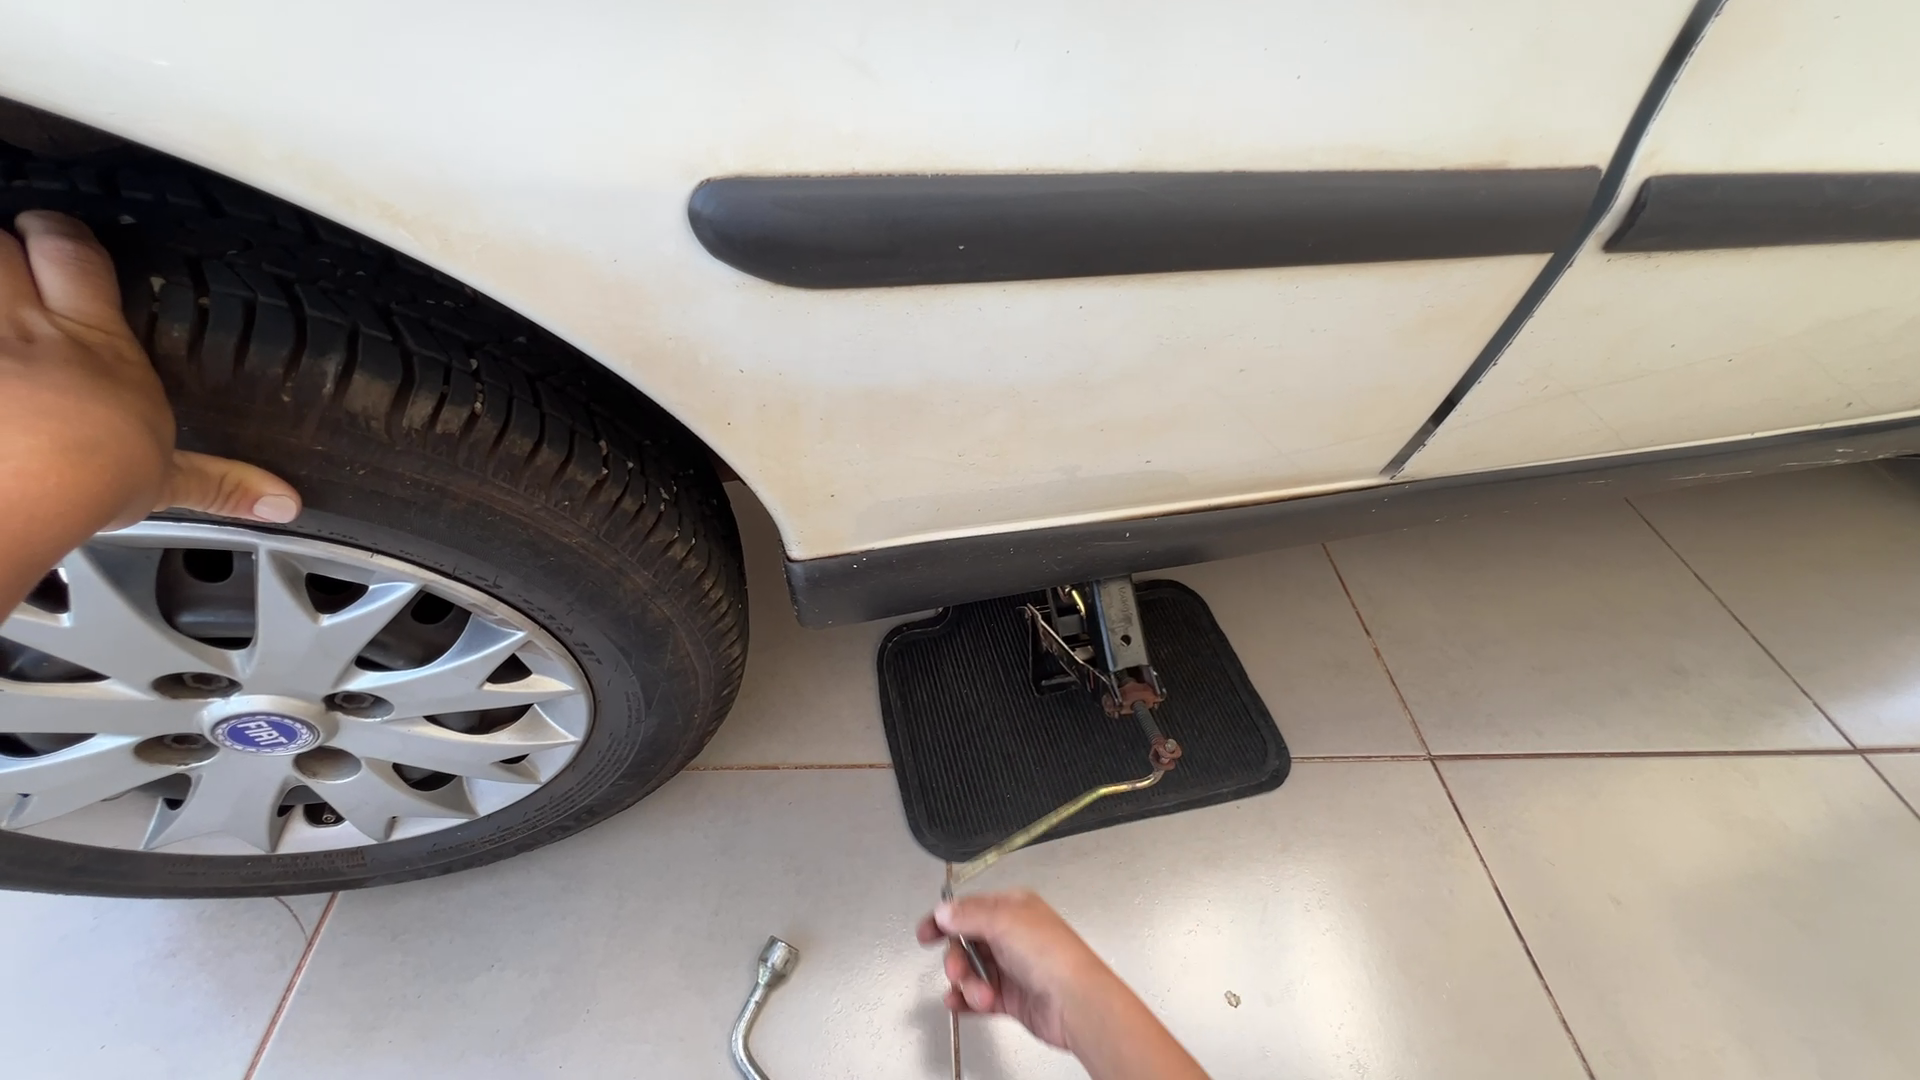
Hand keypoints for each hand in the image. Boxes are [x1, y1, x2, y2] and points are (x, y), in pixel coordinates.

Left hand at [0, 210, 299, 528]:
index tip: (57, 240)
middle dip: (4, 245)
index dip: (60, 238)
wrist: (10, 493)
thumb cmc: (87, 478)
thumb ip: (220, 483)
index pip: (74, 258)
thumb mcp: (164, 483)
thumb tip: (285, 502)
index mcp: (97, 347)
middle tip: (13, 257)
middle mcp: (28, 328)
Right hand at [917, 889, 1125, 1048]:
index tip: (925, 932)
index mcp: (1012, 908)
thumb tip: (944, 911)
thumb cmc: (1053, 955)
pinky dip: (966, 999)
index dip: (944, 919)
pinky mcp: (1012, 996)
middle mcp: (1012, 935)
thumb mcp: (1004, 920)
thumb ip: (968, 914)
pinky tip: (959, 1003)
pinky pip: (979, 995)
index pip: (969, 908)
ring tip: (978, 994)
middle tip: (957, 970)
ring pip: (971, 971)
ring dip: (967, 983)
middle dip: (957, 958)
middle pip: (966, 942)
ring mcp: (1012, 966)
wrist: (1075, 1002)